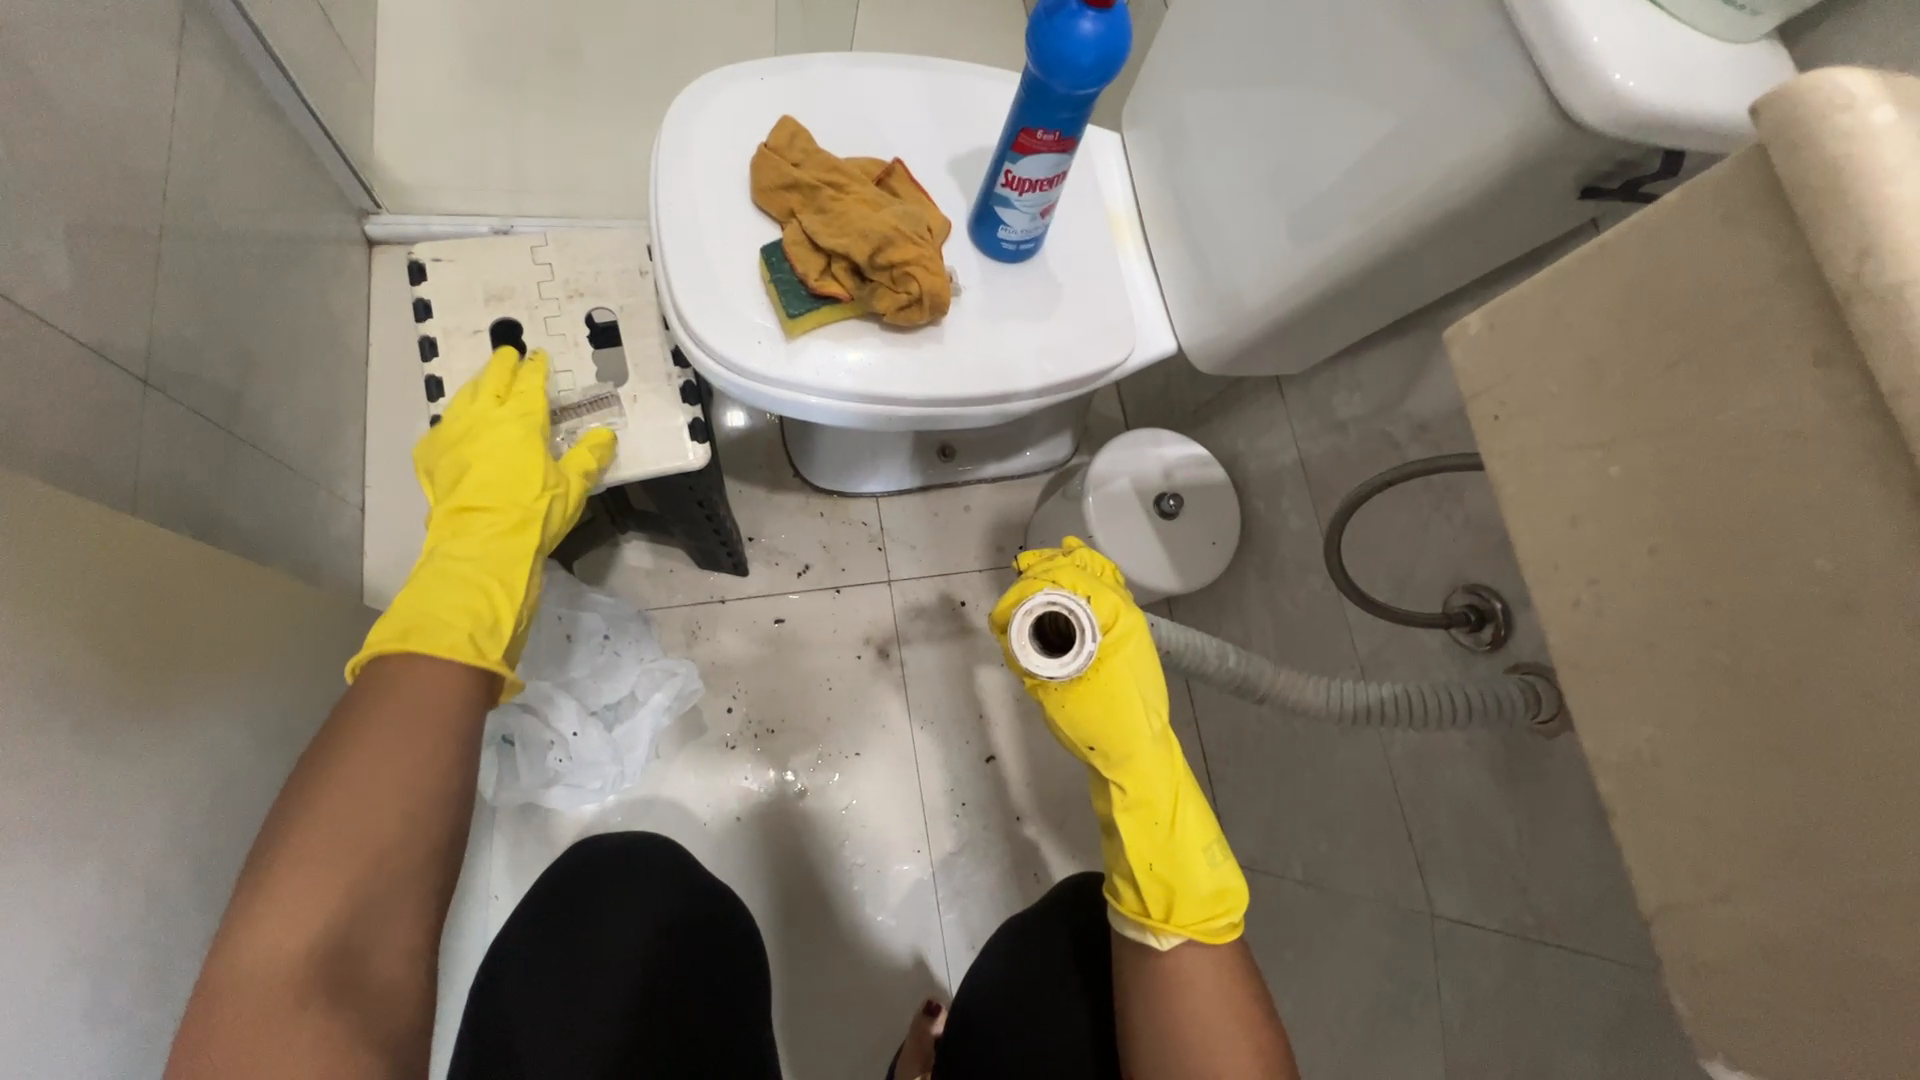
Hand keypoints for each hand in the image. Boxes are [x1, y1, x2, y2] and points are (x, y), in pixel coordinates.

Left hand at [346, 346, 616, 700]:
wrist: (484, 546)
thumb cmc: (535, 514)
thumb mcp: (573, 486)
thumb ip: (589, 457)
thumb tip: (605, 436)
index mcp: (520, 420)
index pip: (529, 384)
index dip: (535, 369)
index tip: (538, 356)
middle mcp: (482, 419)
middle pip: (490, 381)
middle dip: (500, 366)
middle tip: (506, 354)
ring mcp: (452, 436)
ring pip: (461, 399)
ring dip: (473, 386)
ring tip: (480, 381)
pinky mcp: (433, 459)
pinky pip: (441, 429)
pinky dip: (451, 421)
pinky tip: (453, 426)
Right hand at [991, 538, 1247, 946]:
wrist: (1138, 758)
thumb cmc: (1101, 725)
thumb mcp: (1056, 689)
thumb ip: (1033, 655)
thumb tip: (1010, 630)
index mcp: (1115, 617)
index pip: (1068, 577)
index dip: (1028, 586)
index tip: (1000, 616)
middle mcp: (1126, 612)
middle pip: (1084, 568)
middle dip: (1046, 567)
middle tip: (1018, 572)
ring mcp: (1129, 623)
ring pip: (1097, 576)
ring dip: (1064, 569)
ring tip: (1036, 566)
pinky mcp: (1125, 638)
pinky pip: (1103, 595)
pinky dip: (1082, 583)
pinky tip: (1067, 584)